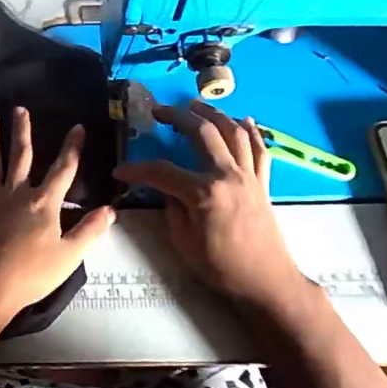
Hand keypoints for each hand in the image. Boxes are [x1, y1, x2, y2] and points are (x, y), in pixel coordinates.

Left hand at [0, 107, 115, 326]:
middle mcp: (17, 192)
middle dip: (22, 131)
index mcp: (44, 203)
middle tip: (20, 109)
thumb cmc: (30, 274)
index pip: (63, 169)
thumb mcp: (69, 256)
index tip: (77, 127)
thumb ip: (90, 231)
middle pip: (21, 156)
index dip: (72, 148)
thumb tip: (110, 210)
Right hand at [113, 102, 318, 320]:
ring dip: (213, 113)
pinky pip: (260, 149)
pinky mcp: (263, 182)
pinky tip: (244, 119)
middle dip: (177, 116)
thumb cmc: (222, 268)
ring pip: (233, 131)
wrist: (266, 282)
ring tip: (195, 105)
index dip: (137, 169)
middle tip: (159, 111)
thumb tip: (167, 188)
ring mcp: (249, 176)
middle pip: (201, 132)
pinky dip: (252, 131)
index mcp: (203, 193)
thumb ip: (172, 209)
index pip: (161, 171)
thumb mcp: (184, 243)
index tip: (120, 171)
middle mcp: (227, 175)